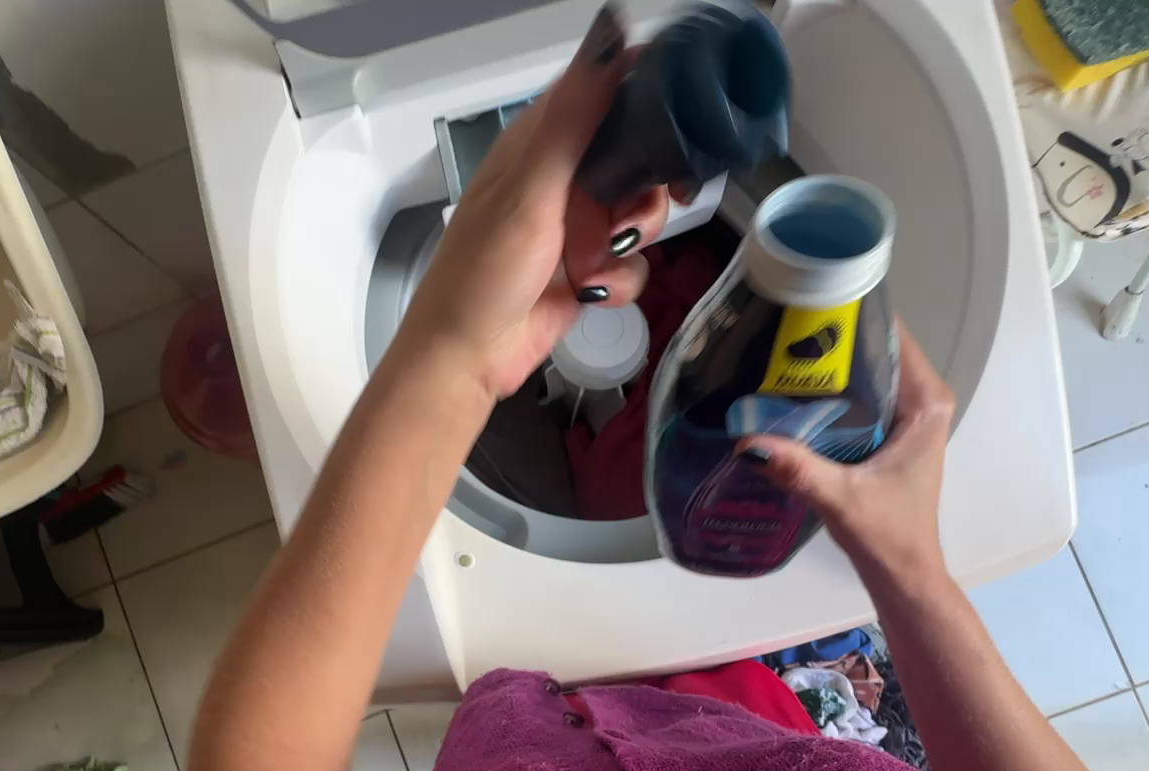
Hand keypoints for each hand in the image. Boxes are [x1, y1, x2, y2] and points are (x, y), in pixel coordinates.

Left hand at [393, 2, 671, 399]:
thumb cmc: (484, 273)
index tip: (682, 113)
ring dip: (631, 240)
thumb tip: (611, 35)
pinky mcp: (586, 274)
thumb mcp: (530, 192)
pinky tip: (591, 294)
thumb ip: (574, 121)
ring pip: (639, 214)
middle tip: (656, 203)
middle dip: (648, 184)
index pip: (602, 94)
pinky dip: (618, 282)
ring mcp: (576, 230)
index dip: (645, 95)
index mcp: (539, 147)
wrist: (467, 357)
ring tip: (600, 261)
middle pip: (635, 157)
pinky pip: (629, 266)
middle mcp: (561, 182)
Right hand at [740, 325, 956, 580]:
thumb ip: (799, 469)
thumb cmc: (887, 533)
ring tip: (776, 357)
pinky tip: (786, 398)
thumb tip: (746, 442)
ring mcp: (901, 421)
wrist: (901, 572)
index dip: (855, 319)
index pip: (895, 338)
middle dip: (830, 343)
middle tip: (778, 333)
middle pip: (875, 354)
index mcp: (925, 405)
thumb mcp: (840, 498)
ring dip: (825, 370)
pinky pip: (854, 402)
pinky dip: (825, 396)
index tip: (809, 307)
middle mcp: (919, 404)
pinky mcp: (884, 438)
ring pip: (863, 378)